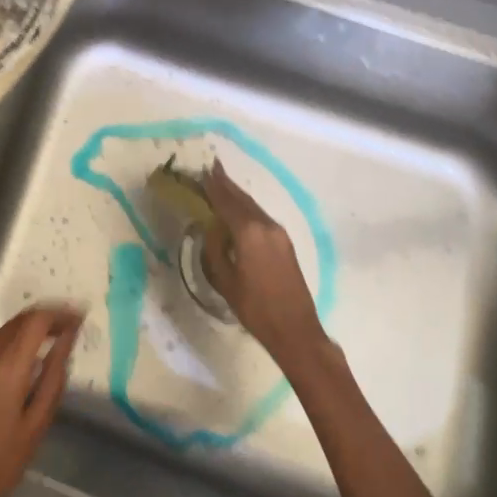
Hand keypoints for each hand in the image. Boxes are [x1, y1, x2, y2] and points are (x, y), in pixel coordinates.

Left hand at [0, 305, 81, 496]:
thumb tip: (66, 342)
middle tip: (72, 324)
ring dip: (32, 326)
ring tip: (57, 338)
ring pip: (7, 329)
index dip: (61, 313)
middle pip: (21, 319)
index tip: (81, 317)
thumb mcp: (35, 425)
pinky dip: (17, 339)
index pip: (37, 320)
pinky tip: (30, 356)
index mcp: (7, 366)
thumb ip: (53, 379)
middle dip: (48, 316)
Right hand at [204, 159, 326, 361]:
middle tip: (212, 166)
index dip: (212, 187)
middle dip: (226, 183)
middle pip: (242, 198)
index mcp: (249, 232)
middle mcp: (266, 225)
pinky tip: (239, 209)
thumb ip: (214, 250)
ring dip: (237, 194)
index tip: (201, 171)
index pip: (226, 202)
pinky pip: (261, 217)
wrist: (295, 329)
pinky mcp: (284, 243)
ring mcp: (279, 233)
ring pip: (253, 206)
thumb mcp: (225, 280)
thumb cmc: (255, 308)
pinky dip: (247, 208)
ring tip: (222, 182)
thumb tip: (210, 230)